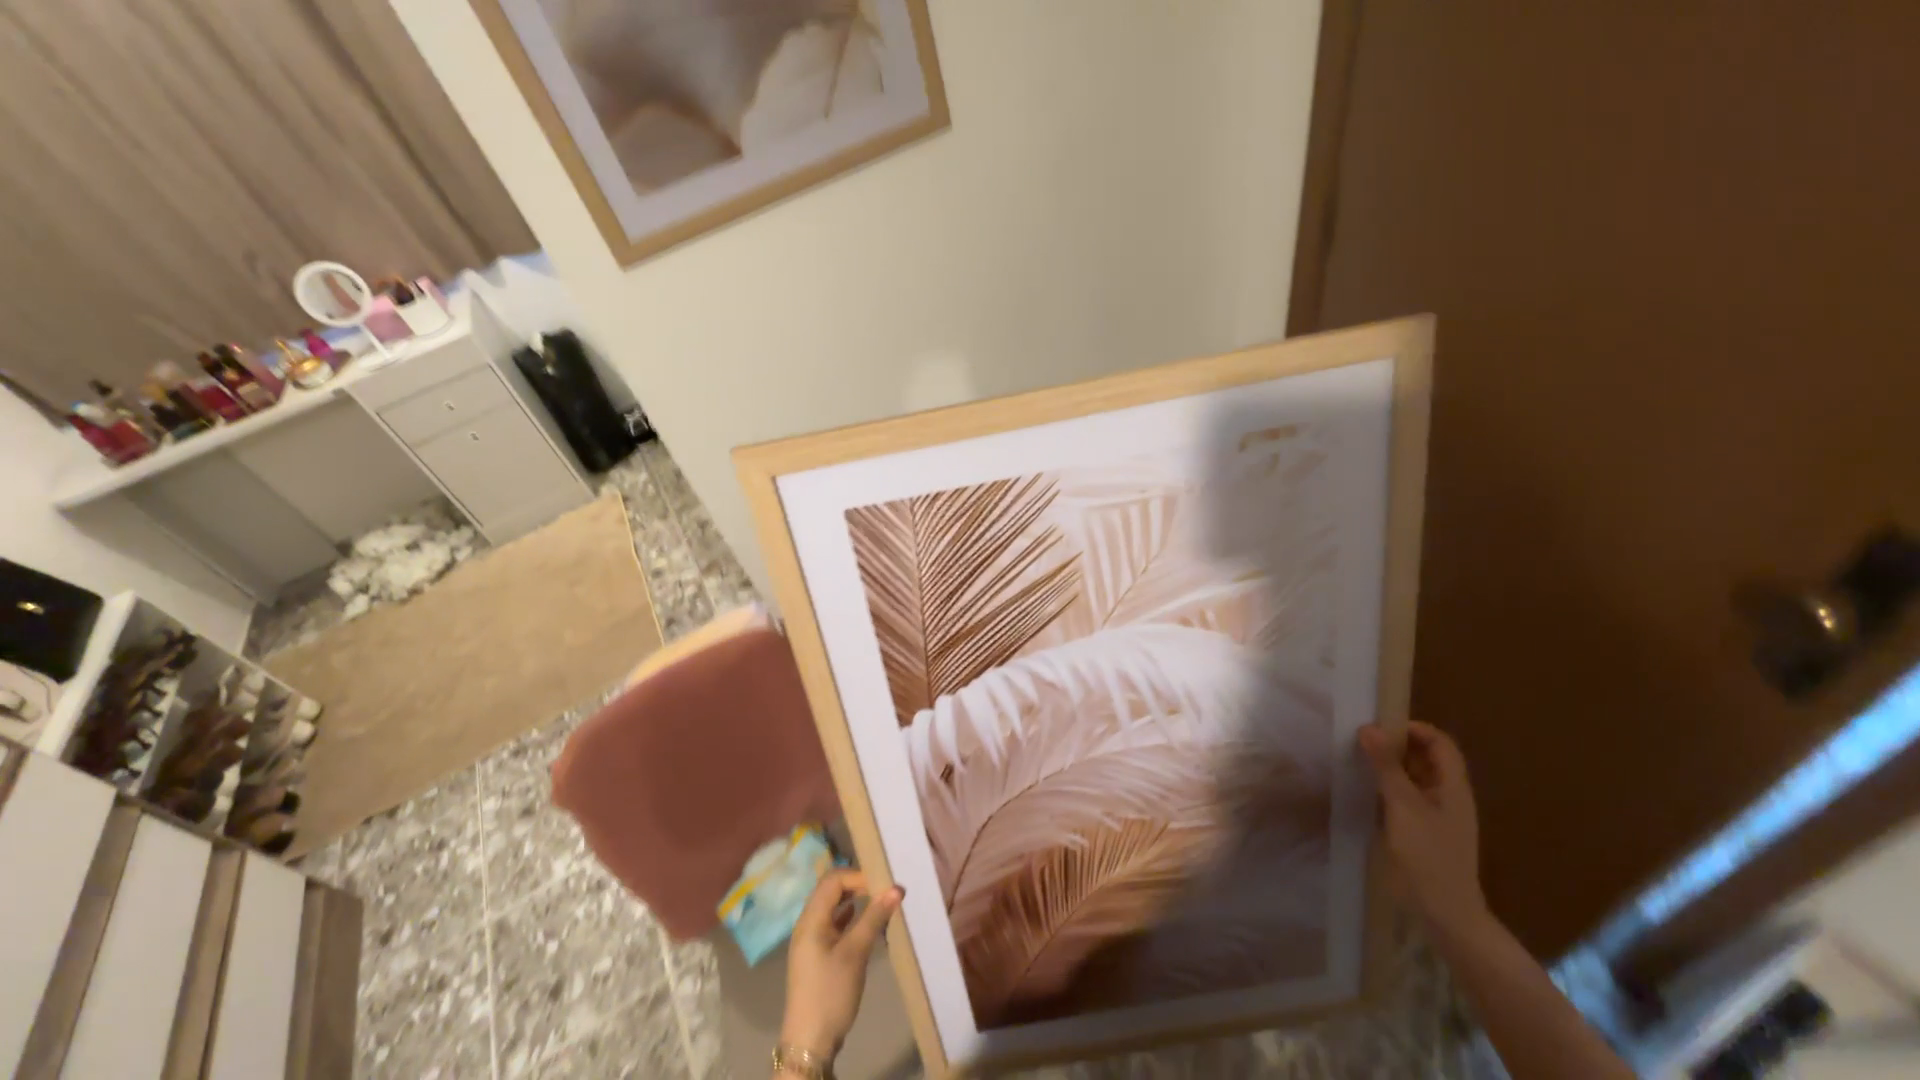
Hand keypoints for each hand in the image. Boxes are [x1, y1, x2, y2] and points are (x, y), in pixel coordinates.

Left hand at [780, 869, 902, 1059]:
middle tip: (885, 891)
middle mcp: (807, 924)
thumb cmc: (831, 991)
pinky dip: (851, 920)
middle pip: (830, 891)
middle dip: (857, 885)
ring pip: (833, 909)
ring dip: (855, 902)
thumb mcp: (855, 953)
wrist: (810, 1039)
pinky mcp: (818, 956)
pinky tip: (867, 926)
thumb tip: (895, 888)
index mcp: (810, 919)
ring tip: (880, 904)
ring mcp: (811, 941)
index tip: (884, 885)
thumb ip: (873, 918)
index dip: (858, 876)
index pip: (833, 880)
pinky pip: (834, 926)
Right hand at [1358, 721, 1489, 941]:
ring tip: (1357, 762)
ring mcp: (1435, 816)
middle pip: (1426, 759)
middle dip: (1396, 746)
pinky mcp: (1421, 833)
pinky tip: (1363, 793)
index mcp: (1453, 786)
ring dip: (1389, 768)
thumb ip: (1387, 767)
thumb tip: (1369, 728)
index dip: (1413, 729)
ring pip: (1413, 780)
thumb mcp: (1404, 806)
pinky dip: (1386, 790)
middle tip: (1361, 743)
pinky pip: (1404, 800)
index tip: (1379, 727)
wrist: (1444, 912)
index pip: (1439, 742)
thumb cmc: (1429, 855)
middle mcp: (1447, 796)